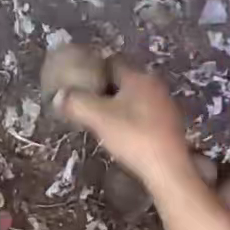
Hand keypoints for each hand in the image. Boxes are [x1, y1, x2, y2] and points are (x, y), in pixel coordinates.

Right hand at [55, 60, 191, 184]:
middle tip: (88, 103)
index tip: (81, 83)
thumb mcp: (98, 118)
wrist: (168, 168)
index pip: (113, 61)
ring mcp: (165, 105)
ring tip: (102, 120)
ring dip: (119, 105)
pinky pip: (144, 113)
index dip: (95, 69)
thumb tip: (59, 96)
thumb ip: (76, 103)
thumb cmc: (133, 136)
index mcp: (138, 77)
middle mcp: (155, 85)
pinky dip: (131, 118)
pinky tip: (123, 133)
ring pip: (135, 97)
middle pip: (124, 79)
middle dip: (106, 88)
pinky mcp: (170, 124)